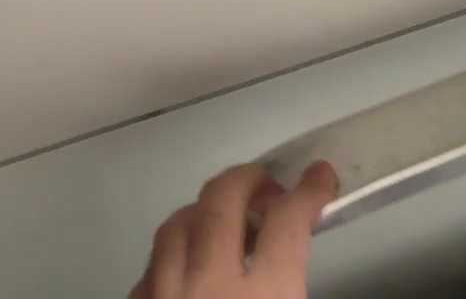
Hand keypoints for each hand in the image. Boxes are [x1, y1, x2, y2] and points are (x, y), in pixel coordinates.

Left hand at [132, 160, 337, 298]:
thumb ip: (297, 285)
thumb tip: (298, 258)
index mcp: (265, 296)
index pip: (288, 217)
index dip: (309, 188)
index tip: (319, 178)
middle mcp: (209, 289)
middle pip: (221, 200)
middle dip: (248, 180)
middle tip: (269, 191)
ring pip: (174, 228)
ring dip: (203, 214)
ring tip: (224, 225)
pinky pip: (145, 277)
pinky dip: (168, 264)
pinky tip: (185, 275)